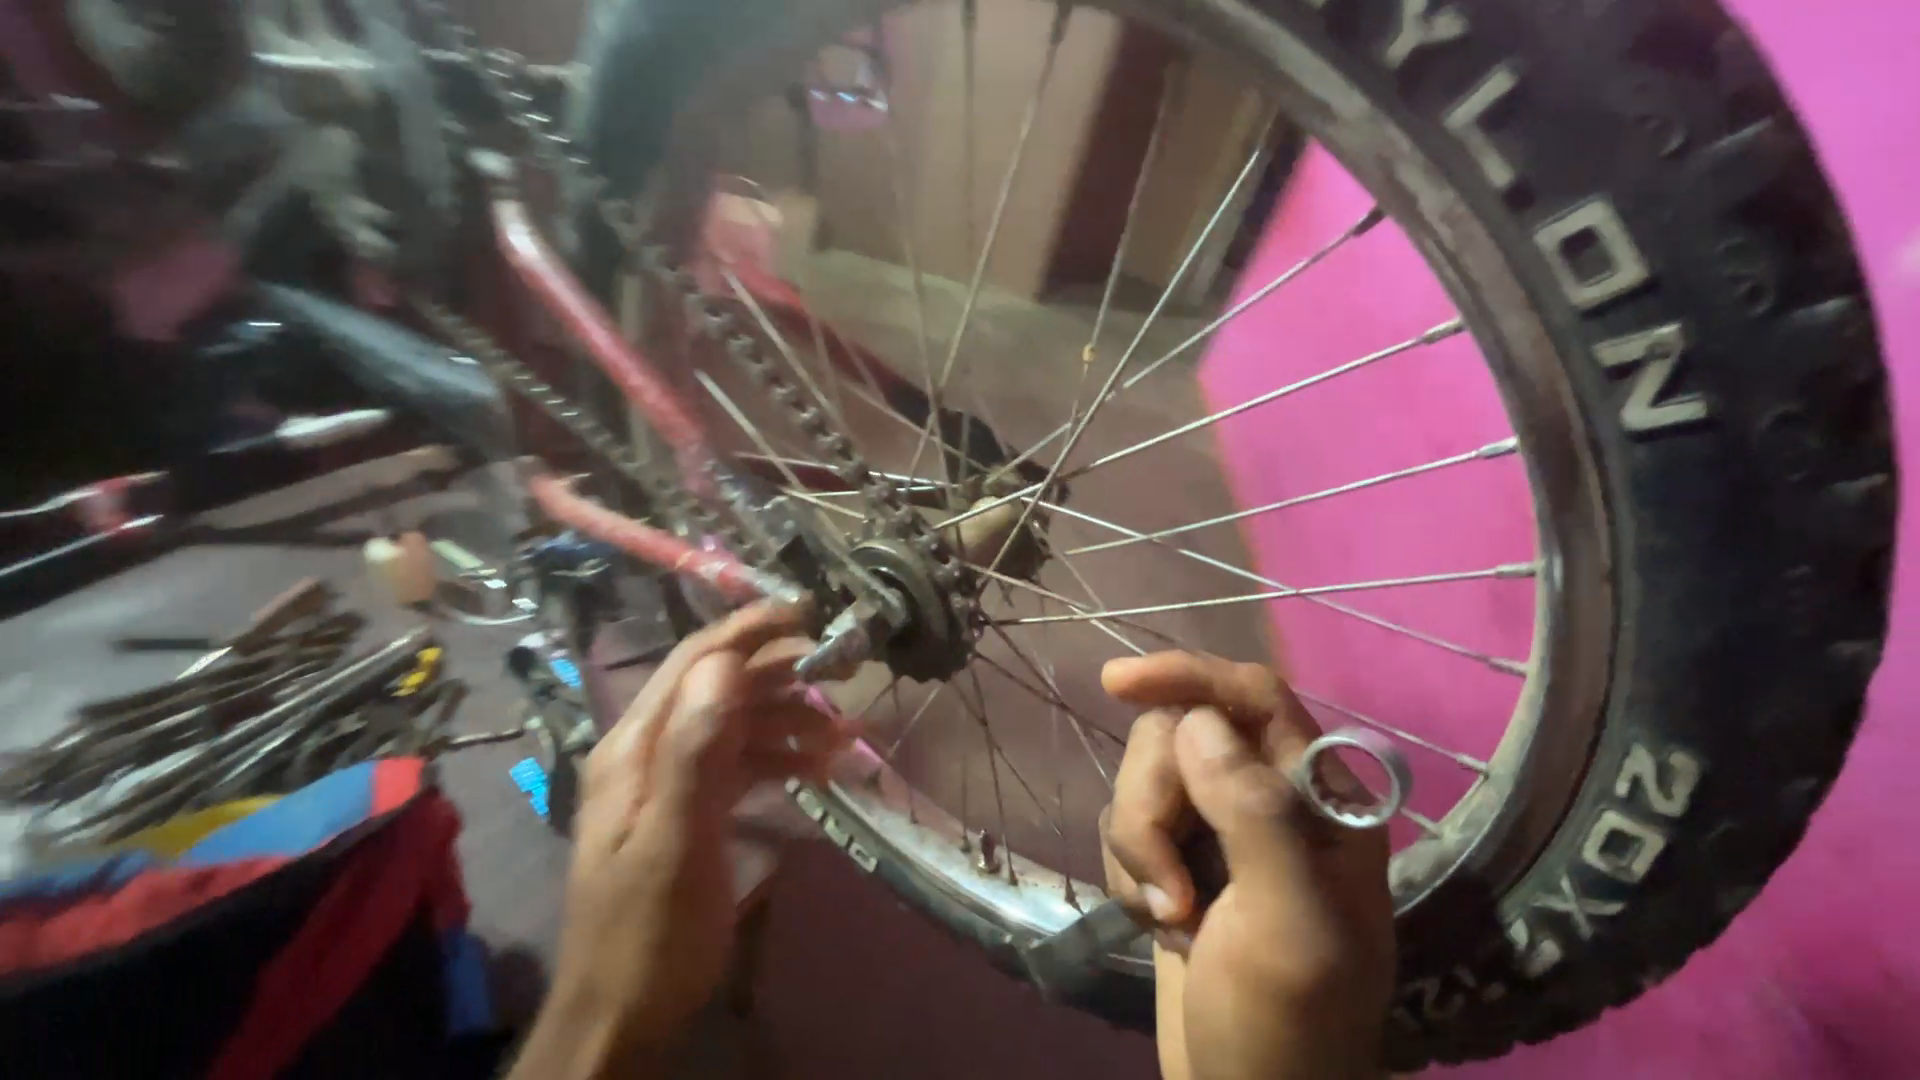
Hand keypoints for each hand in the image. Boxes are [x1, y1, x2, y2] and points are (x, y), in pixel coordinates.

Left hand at [512, 602, 853, 1076]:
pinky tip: (818, 770)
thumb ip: (696, 750)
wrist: (620, 1015)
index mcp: (636, 746)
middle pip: (721, 687)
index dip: (750, 629)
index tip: (808, 614)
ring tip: (845, 737)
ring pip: (738, 724)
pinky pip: (741, 762)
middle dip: (783, 675)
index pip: (696, 661)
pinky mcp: (692, 807)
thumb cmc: (649, 931)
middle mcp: (649, 749)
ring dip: (791, 722)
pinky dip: (781, 758)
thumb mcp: (676, 841)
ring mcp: (670, 778)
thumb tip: (726, 662)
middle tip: (843, 674)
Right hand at [1099, 653, 1393, 1079]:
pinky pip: (1125, 823)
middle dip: (1152, 805)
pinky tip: (1158, 922)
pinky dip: (1128, 871)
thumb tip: (1198, 721)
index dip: (1188, 674)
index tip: (1117, 682)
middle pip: (1178, 734)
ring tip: (1170, 917)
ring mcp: (1217, 826)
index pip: (1253, 695)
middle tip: (1170, 886)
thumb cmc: (1288, 1024)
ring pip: (1144, 777)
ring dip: (1139, 848)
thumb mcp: (1289, 927)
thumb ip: (1254, 814)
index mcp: (1319, 797)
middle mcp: (1267, 795)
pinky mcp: (1176, 855)